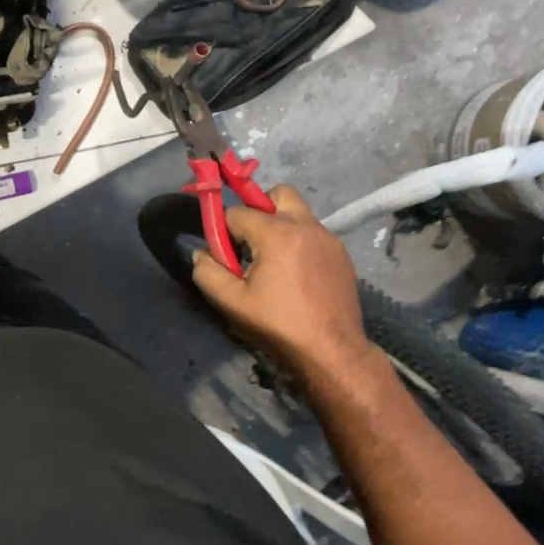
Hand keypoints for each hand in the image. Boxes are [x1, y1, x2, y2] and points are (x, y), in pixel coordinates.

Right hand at [191, 185, 374, 375]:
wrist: (332, 350)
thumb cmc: (278, 324)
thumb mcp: (231, 302)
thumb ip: (207, 272)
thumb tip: (202, 253)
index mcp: (277, 233)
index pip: (237, 213)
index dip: (224, 232)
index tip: (225, 257)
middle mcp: (306, 226)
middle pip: (278, 194)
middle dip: (260, 209)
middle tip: (251, 241)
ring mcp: (328, 239)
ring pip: (298, 214)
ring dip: (280, 226)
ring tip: (273, 262)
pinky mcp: (341, 255)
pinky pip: (314, 234)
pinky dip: (299, 243)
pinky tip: (296, 275)